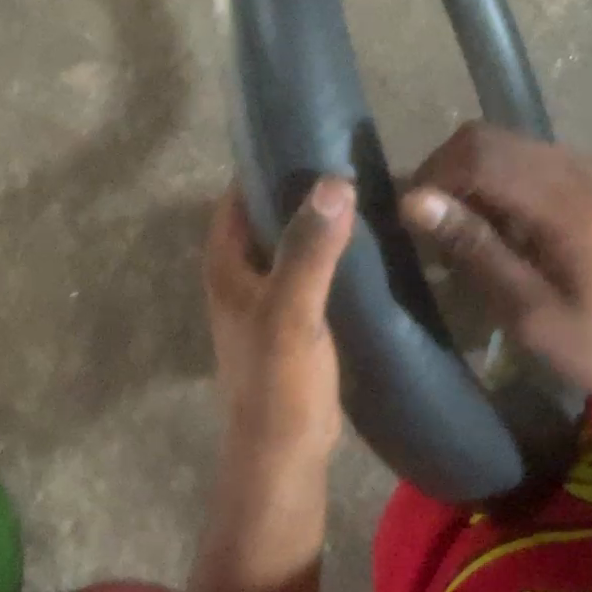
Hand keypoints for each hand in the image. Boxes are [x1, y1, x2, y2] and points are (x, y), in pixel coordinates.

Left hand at [202, 176, 355, 463]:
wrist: (283, 455)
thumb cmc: (278, 380)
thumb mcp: (293, 310)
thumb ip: (309, 249)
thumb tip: (334, 182)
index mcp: (225, 262)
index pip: (239, 194)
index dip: (269, 164)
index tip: (312, 136)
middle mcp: (239, 273)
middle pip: (267, 215)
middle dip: (301, 190)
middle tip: (349, 160)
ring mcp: (266, 297)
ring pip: (291, 243)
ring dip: (317, 222)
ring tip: (364, 192)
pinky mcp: (293, 319)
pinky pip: (309, 271)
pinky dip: (330, 254)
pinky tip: (366, 244)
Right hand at [400, 122, 591, 410]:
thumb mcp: (530, 313)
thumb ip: (474, 249)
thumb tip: (414, 202)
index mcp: (571, 200)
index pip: (480, 154)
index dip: (434, 177)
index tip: (410, 218)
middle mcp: (583, 167)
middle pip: (488, 138)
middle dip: (446, 173)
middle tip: (428, 223)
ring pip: (505, 144)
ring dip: (469, 176)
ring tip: (458, 229)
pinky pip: (528, 158)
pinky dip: (497, 180)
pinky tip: (496, 226)